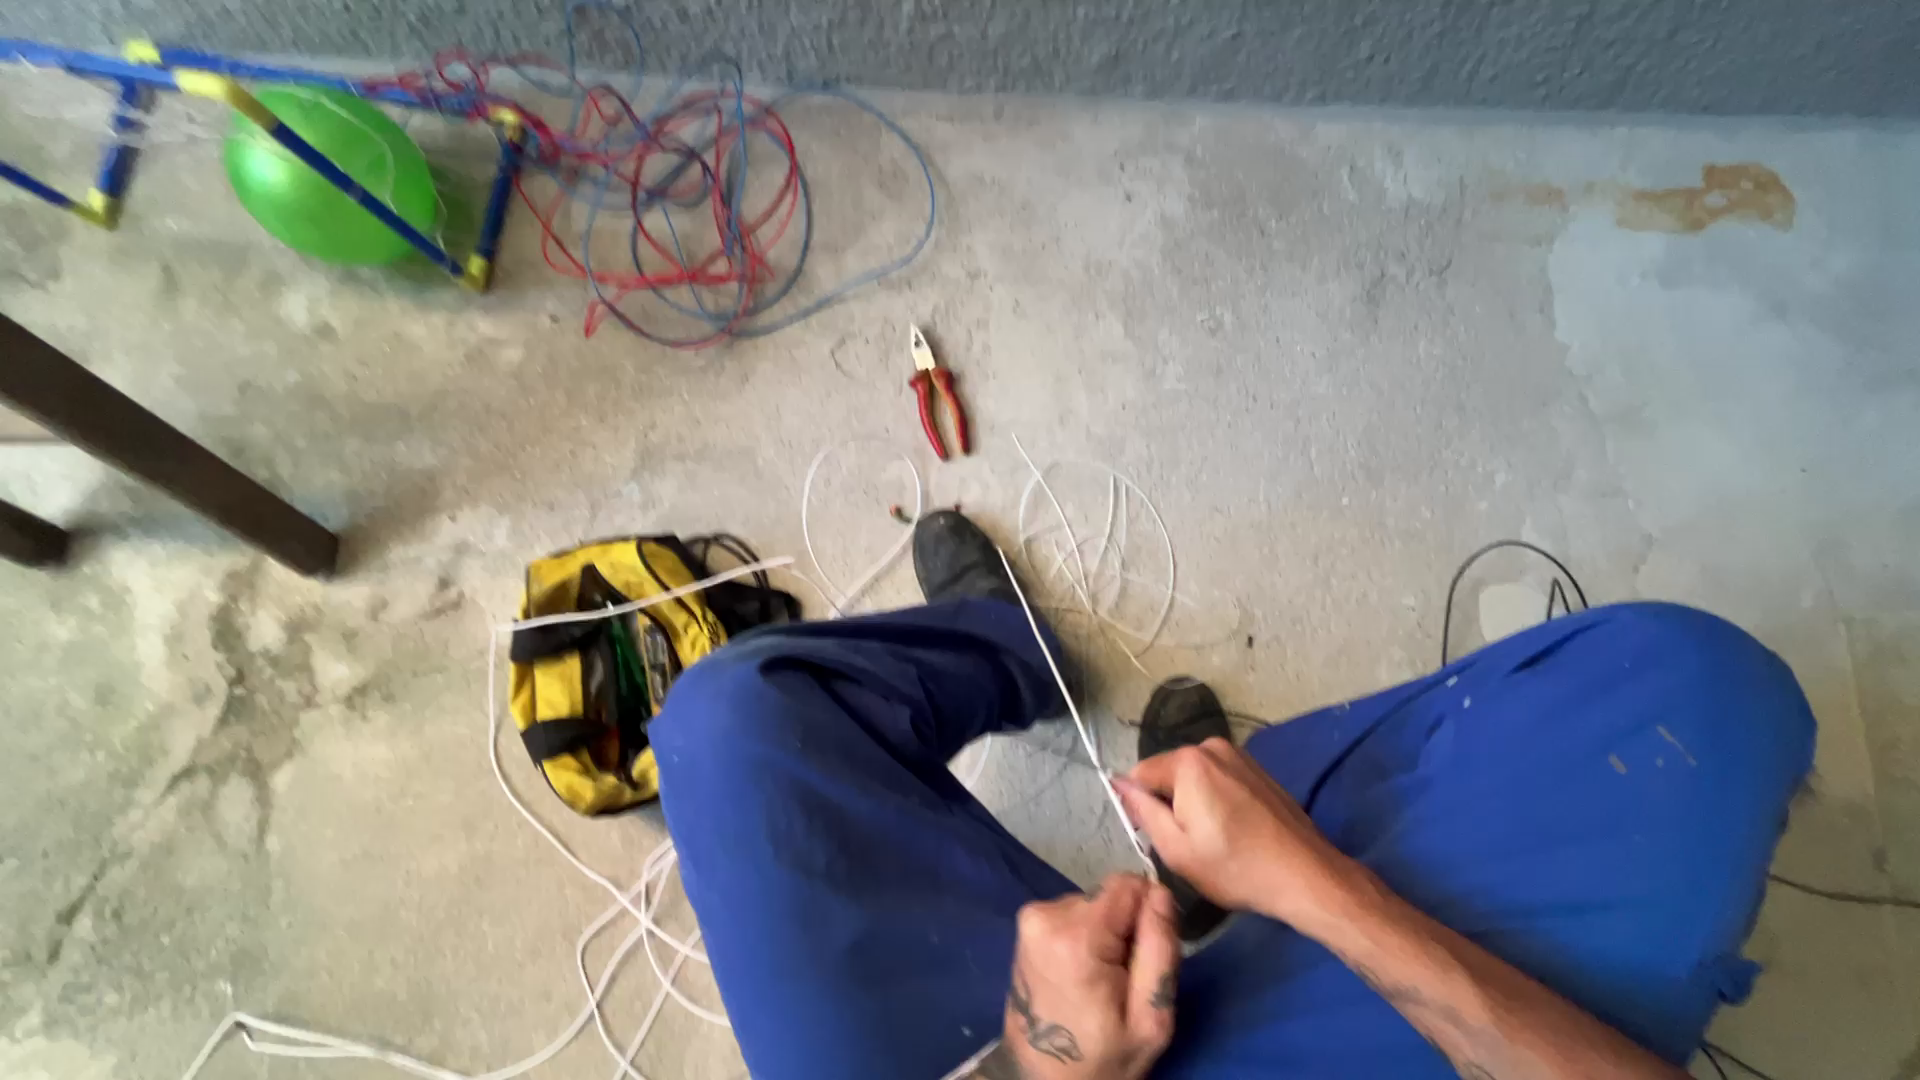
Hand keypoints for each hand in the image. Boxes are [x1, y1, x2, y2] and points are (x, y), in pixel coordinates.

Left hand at [988, 873, 1179, 1079]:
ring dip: (1103, 934)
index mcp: (1077, 937)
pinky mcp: (1026, 921)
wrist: (1040, 1077)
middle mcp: (1047, 913)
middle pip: (1109, 896)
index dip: (1146, 915)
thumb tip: (1160, 890)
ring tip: (1099, 979)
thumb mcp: (1150, 1019)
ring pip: (1092, 904)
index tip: (1143, 955)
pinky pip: (1072, 912)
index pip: (1128, 885)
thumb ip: (1160, 949)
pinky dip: (1083, 936)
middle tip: (1122, 977)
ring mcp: (1031, 916)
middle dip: (1124, 929)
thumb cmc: (1102, 1056)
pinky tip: (1079, 971)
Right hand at [1115, 737, 1355, 931]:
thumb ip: (1141, 810)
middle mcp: (1210, 747)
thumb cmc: (1236, 867)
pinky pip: (1218, 778)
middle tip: (1188, 844)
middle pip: (1167, 772)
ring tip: (1214, 838)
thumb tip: (1118, 782)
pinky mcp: (1257, 768)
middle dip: (1169, 803)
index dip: (1140, 807)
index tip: (1156, 837)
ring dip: (1193, 801)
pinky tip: (1234, 829)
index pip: (1139, 774)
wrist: (1307, 876)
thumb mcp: (1176, 849)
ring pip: (1193, 776)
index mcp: (1188, 761)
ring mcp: (1238, 754)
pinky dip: (1216, 799)